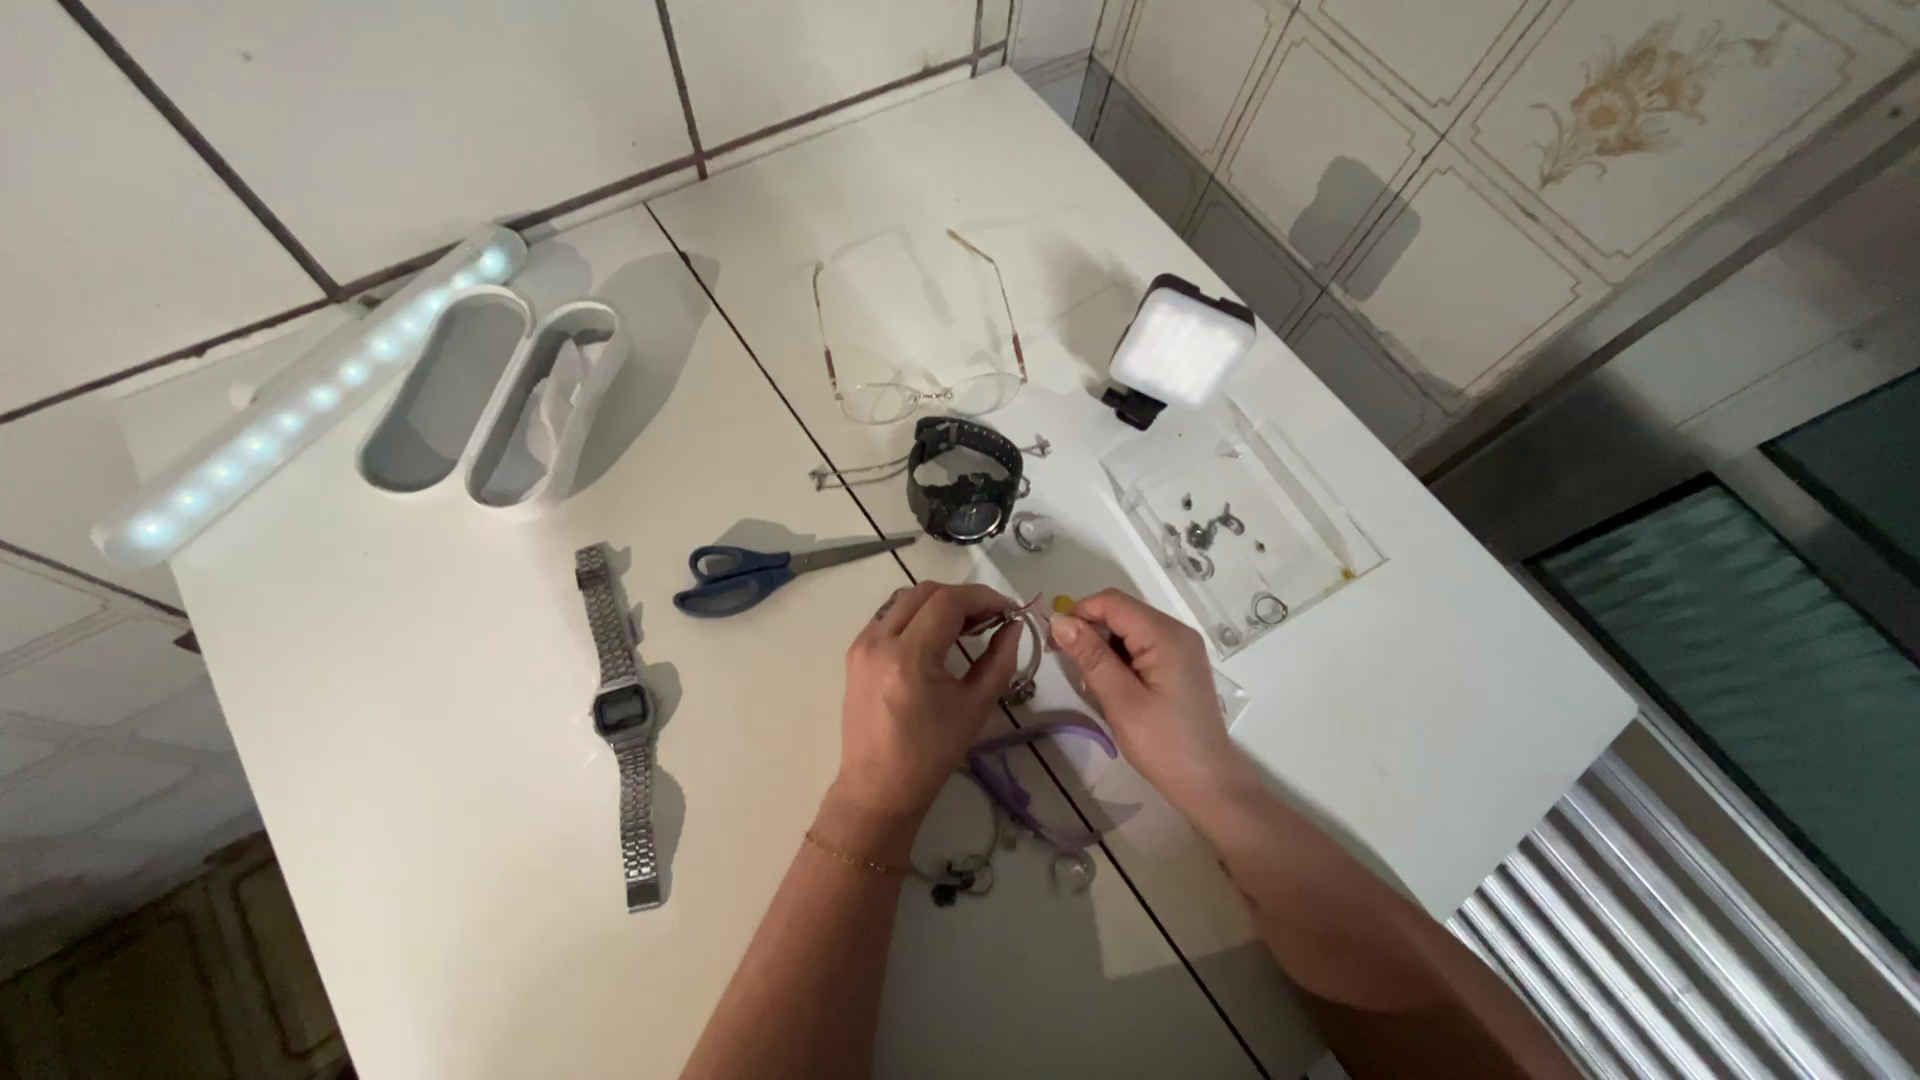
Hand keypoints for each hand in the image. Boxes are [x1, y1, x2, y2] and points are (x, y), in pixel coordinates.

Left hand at [833, 582, 1022, 828]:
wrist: (879, 786)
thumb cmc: (931, 753)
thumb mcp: (976, 707)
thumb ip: (1000, 660)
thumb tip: (1014, 626)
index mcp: (908, 658)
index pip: (948, 602)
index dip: (983, 598)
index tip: (1007, 610)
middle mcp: (878, 642)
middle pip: (925, 592)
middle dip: (962, 598)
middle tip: (989, 618)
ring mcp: (861, 645)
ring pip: (904, 600)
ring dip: (938, 603)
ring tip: (965, 627)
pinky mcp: (854, 653)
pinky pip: (889, 617)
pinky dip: (916, 616)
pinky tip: (936, 638)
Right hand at [1049, 589, 1251, 810]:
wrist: (1207, 782)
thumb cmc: (1163, 744)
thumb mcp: (1120, 700)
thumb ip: (1090, 656)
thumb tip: (1060, 620)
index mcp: (1165, 635)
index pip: (1112, 602)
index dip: (1078, 613)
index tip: (1055, 643)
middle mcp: (1176, 632)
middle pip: (1121, 612)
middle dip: (1090, 631)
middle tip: (1071, 667)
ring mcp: (1181, 648)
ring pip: (1128, 629)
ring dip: (1103, 647)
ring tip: (1093, 683)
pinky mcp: (1179, 664)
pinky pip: (1141, 646)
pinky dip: (1120, 658)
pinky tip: (1113, 686)